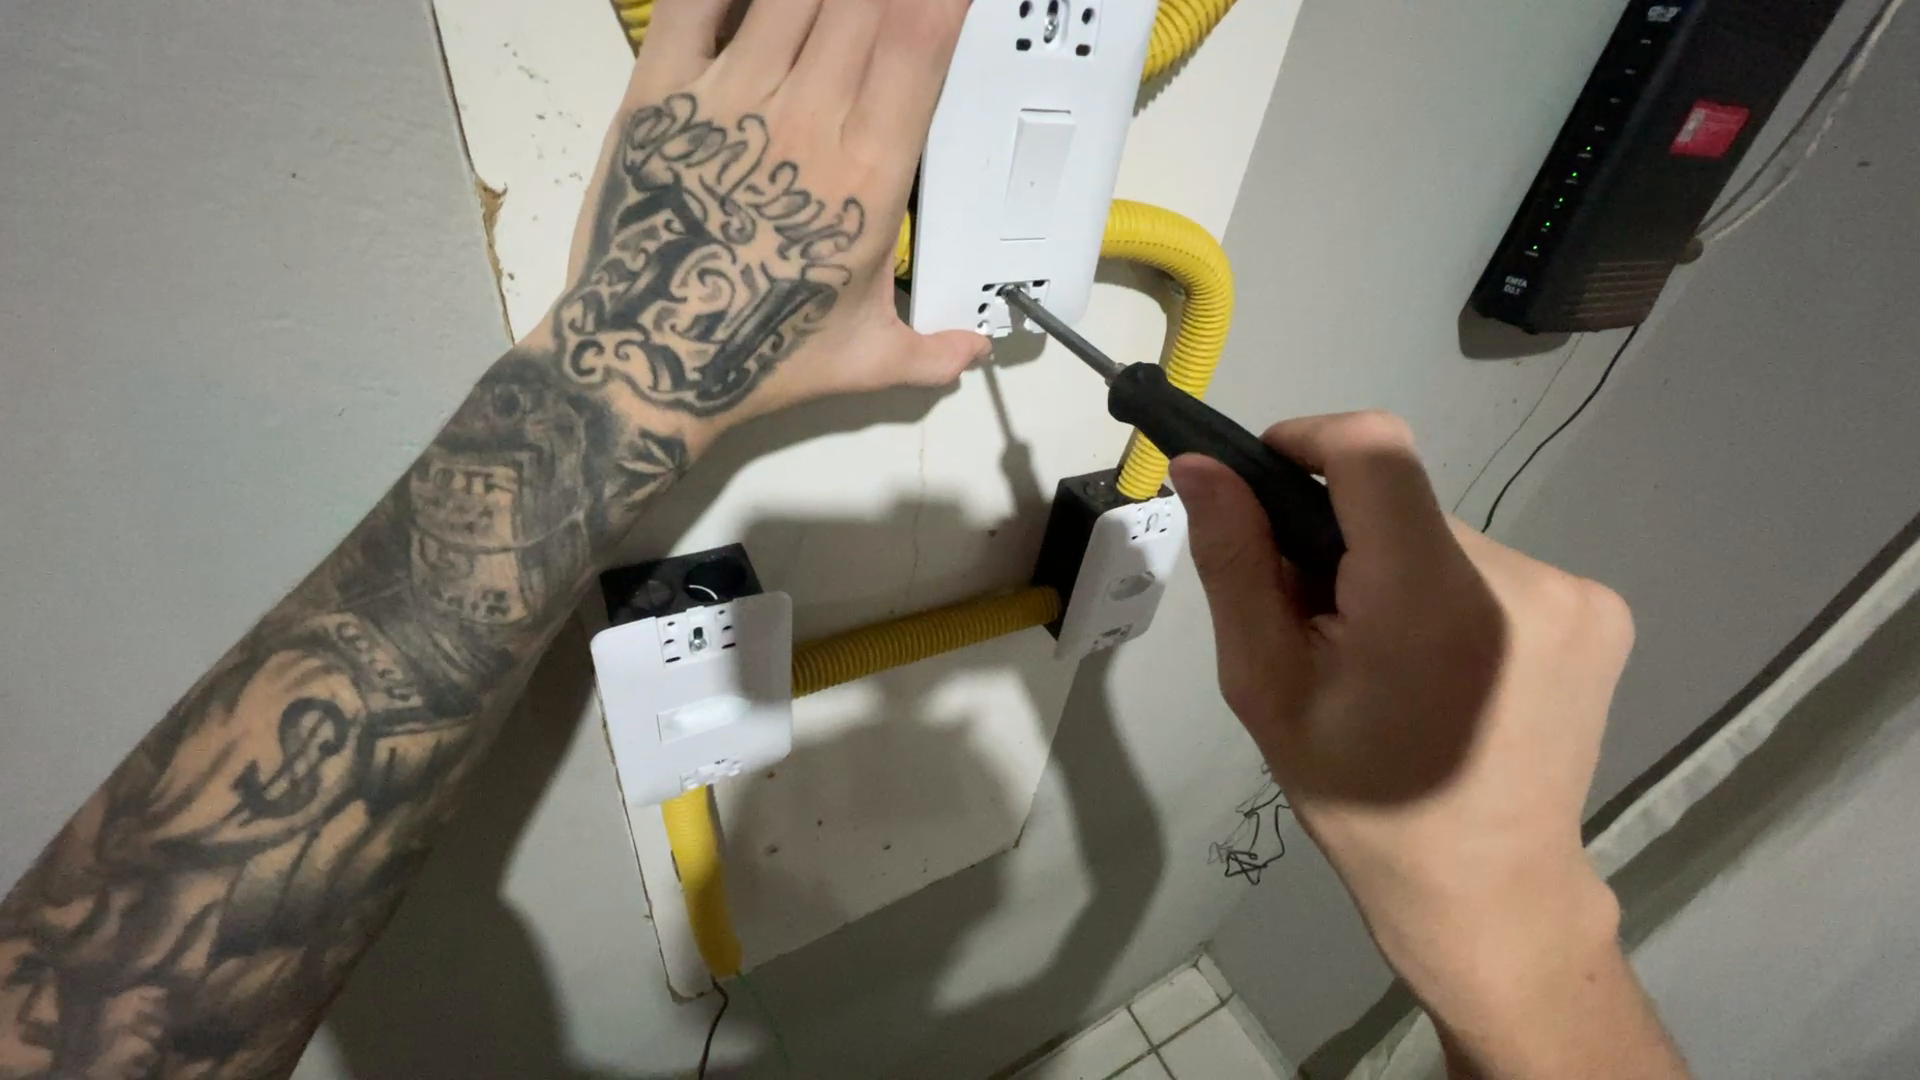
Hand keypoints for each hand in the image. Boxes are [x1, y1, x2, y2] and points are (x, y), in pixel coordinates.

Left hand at [538, 0, 986, 450]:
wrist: (648, 356)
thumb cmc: (761, 357)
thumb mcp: (864, 363)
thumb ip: (932, 355)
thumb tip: (979, 350)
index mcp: (866, 178)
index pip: (917, 48)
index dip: (943, 0)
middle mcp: (805, 120)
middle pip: (863, 2)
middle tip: (897, 6)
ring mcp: (729, 96)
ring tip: (843, 7)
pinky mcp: (660, 88)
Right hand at [1171, 411, 1633, 1014]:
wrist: (1486, 889)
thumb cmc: (1357, 796)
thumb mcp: (1263, 683)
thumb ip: (1233, 564)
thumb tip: (1199, 468)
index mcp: (1432, 602)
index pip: (1374, 450)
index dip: (1307, 439)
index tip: (1263, 479)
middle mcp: (1525, 580)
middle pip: (1396, 500)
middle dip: (1334, 536)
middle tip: (1306, 614)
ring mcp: (1579, 594)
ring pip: (1434, 532)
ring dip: (1384, 564)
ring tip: (1368, 649)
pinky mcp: (1601, 608)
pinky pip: (1481, 562)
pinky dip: (1432, 585)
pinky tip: (1425, 657)